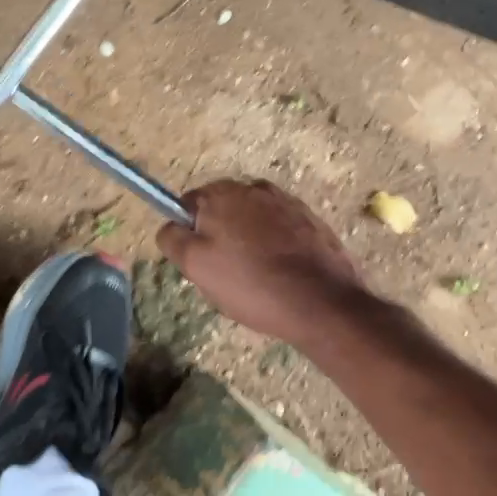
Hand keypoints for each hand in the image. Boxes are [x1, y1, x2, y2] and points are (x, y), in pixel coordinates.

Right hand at [155, 179, 371, 345]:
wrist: (325, 307)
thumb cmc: (251, 284)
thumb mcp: (194, 266)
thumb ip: (171, 238)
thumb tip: (171, 226)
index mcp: (219, 193)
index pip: (188, 205)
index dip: (190, 233)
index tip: (202, 260)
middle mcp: (253, 188)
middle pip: (222, 210)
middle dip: (221, 234)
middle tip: (228, 272)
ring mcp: (288, 204)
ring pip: (254, 220)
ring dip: (251, 239)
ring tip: (259, 276)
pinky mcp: (315, 223)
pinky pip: (283, 230)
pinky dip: (279, 246)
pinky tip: (284, 274)